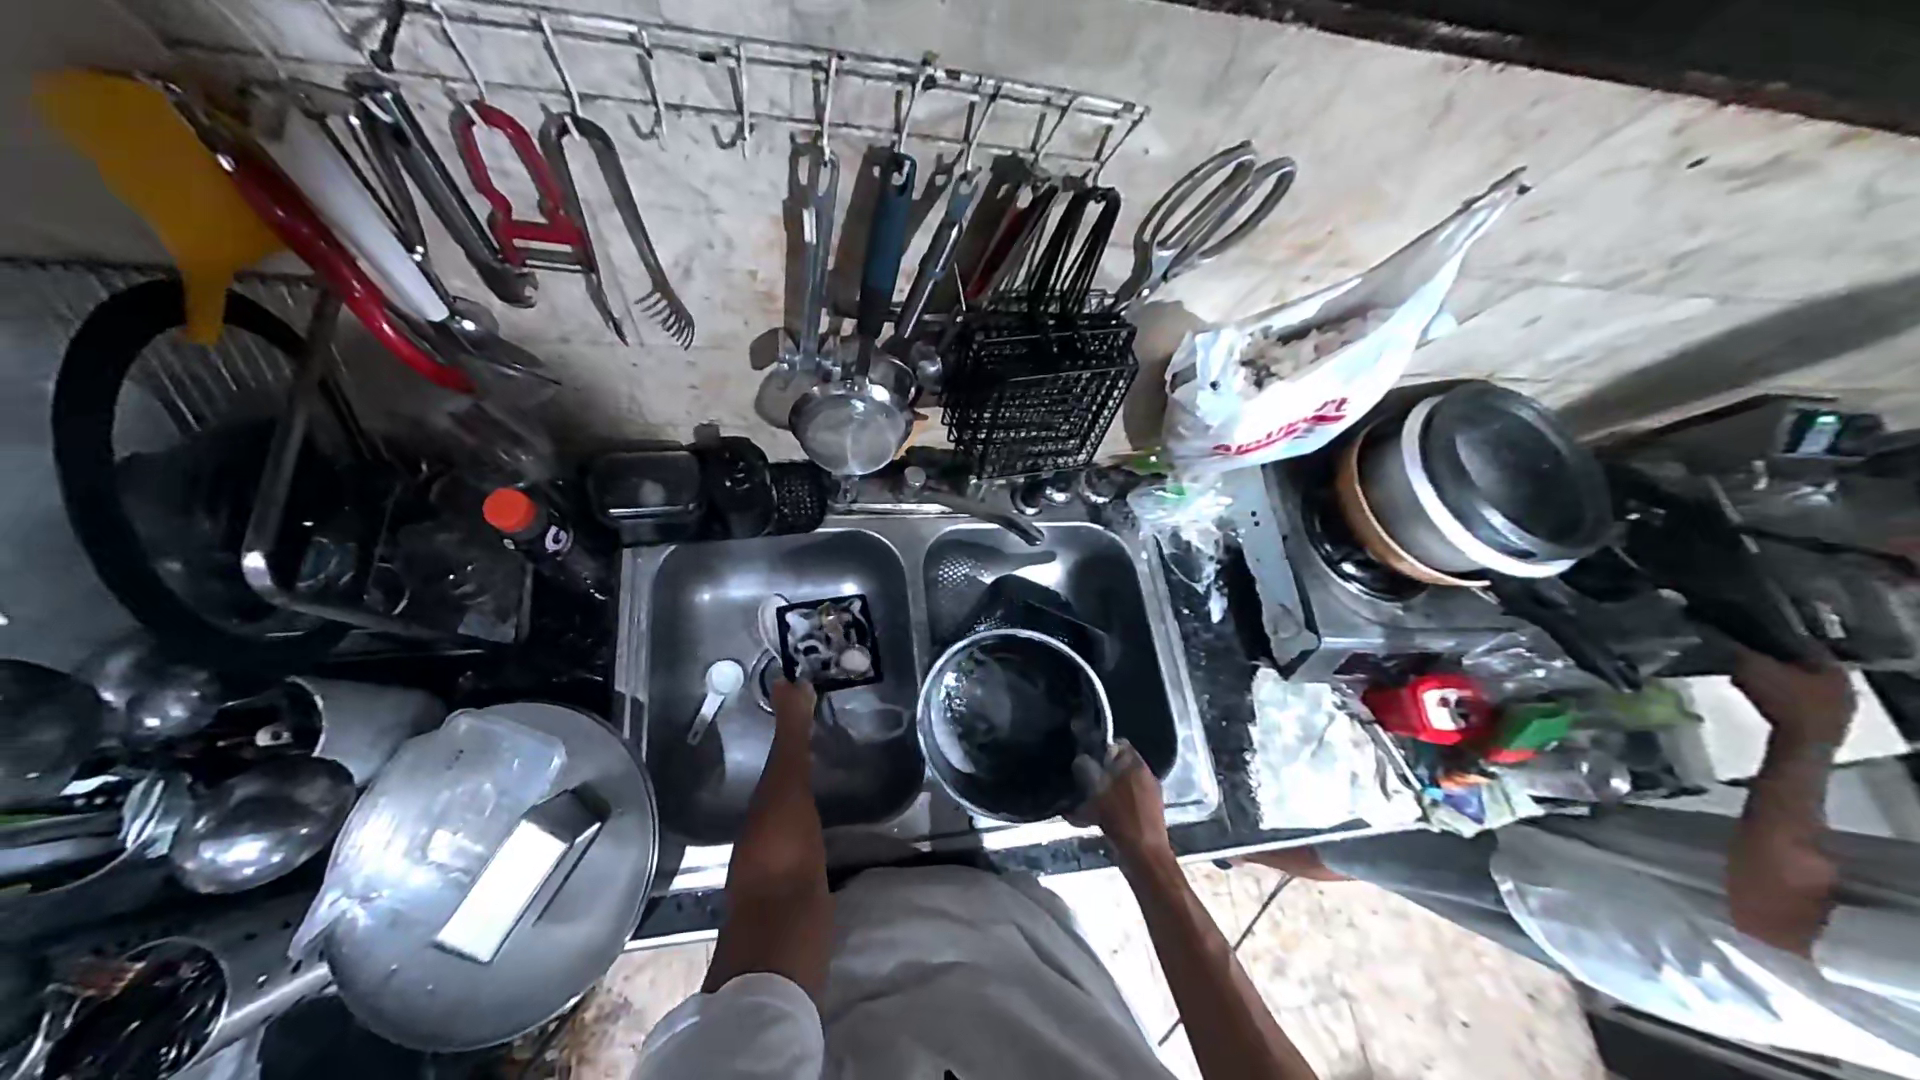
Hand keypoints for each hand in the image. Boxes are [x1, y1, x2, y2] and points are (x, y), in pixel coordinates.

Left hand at [769, 677, 816, 735]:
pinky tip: (805, 710)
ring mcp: (775, 707)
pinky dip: (796, 709)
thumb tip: (802, 678)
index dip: (795, 677)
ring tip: (809, 700)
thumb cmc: (800, 702)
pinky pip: (790, 709)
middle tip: (807, 689)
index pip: (786, 676)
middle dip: (795, 689)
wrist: (795, 726)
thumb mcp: (806, 685)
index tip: (805, 679)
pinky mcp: (781, 718)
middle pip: (785, 688)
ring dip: (796, 699)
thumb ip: (803, 679)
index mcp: (777, 683)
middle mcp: (773, 693)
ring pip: (787, 699)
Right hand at [1075, 741, 1170, 866]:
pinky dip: (1106, 810)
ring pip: (1117, 787)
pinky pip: (1121, 806)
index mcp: (1137, 766)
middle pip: (1117, 767)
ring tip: (1082, 804)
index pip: (1119, 744)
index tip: (1084, 755)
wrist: (1144, 856)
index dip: (1100, 746)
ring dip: (1100, 793)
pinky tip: (1090, 820)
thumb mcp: (1098, 789)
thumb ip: (1087, 770)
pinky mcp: (1145, 817)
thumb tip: (1081, 759)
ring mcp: (1148, 798)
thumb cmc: (1122, 817)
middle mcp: (1145, 777)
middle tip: (1080, 780)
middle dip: (1097, 772)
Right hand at [1731, 644, 1854, 747]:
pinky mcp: (1829, 725)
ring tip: (1747, 678)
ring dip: (1777, 680)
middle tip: (1744, 657)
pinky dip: (1781, 697)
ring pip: (1802, 684)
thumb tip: (1715, 633)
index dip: (1773, 636)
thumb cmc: (1785, 700)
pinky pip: (1801, 701)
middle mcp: (1845, 684)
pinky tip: (1761, 699)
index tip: (1747, 634)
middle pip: (1803, 664)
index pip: (1803, 642)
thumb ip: (1736, 649)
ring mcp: (1841, 707)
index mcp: (1834, 666)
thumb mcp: (1751, 668)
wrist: (1804, 745)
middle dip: (1774, 660)